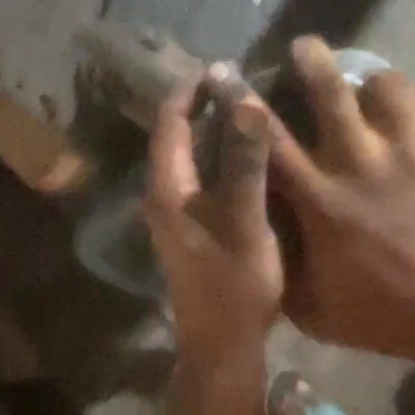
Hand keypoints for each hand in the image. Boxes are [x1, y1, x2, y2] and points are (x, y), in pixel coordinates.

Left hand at [146, 65, 283, 372]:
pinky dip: (220, 157)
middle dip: (204, 107)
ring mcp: (175, 213)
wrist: (221, 345)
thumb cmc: (233, 283)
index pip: (169, 122)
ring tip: (251, 110)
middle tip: (245, 85)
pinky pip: (201, 176)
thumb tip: (246, 102)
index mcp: (167, 187)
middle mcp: (163, 194)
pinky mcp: (191, 227)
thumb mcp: (246, 219)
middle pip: (176, 136)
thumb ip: (245, 161)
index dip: (192, 91)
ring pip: (189, 157)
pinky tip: (252, 156)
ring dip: (213, 131)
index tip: (225, 69)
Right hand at [263, 37, 414, 364]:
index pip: (268, 137)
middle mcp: (358, 161)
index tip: (230, 79)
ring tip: (363, 89)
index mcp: (320, 199)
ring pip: (381, 83)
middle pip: (327, 87)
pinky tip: (402, 115)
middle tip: (301, 49)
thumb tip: (252, 239)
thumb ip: (277, 270)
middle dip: (309, 59)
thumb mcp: (314, 311)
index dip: (243, 102)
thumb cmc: (388, 313)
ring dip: (365, 81)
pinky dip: (406, 101)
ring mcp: (408, 148)